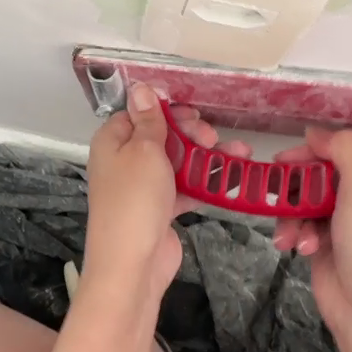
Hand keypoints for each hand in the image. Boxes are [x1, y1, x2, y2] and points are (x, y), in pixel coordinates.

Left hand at [82, 85, 252, 297]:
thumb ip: (148, 120)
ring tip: (240, 152)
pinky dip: (207, 182)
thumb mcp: (143, 150)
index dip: (166, 110)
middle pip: (161, 137)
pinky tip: (233, 177)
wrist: (132, 264)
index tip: (193, 112)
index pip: (137, 114)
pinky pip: (186, 188)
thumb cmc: (134, 199)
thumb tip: (140, 87)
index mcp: (111, 142)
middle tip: (211, 137)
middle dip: (191, 133)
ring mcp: (143, 188)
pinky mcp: (160, 210)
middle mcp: (124, 162)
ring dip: (208, 157)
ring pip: (178, 163)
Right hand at [272, 128, 351, 333]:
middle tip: (277, 174)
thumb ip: (345, 149)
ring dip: (294, 211)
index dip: (330, 143)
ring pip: (308, 196)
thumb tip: (316, 132)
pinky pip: (301, 223)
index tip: (303, 146)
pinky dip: (294, 232)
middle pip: (327, 169)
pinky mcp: (327, 243)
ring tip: (291, 232)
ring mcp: (349, 221)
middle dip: (302, 178)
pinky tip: (292, 246)